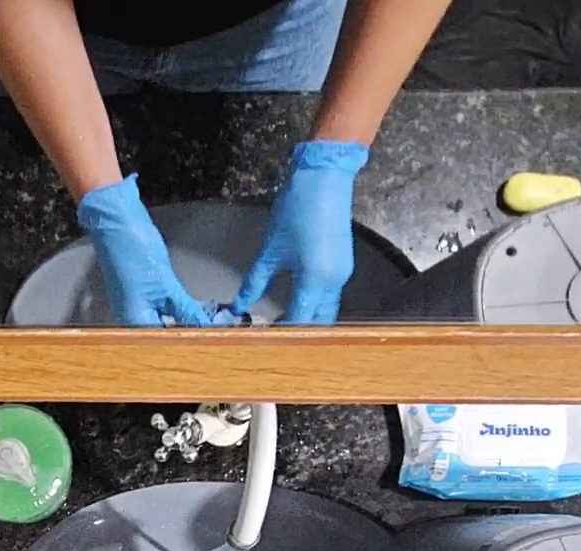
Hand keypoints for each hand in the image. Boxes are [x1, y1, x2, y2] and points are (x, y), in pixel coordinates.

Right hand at [77, 176, 214, 326]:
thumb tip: (203, 326)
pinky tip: (195, 308)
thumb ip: (185, 309)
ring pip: (165, 322)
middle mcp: (132, 319)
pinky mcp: (142, 295)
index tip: (214, 337)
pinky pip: (163, 309)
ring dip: (186, 319)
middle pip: (165, 334)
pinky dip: (178, 309)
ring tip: (210, 317)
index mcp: (134, 322)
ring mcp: (136, 307)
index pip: (167, 342)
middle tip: (217, 327)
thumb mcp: (166, 285)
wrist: (118, 224)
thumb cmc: (133, 252)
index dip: (190, 341)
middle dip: (190, 331)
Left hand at [232, 141, 369, 324]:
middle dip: (297, 333)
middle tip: (273, 338)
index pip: (299, 321)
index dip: (282, 335)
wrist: (325, 176)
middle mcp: (333, 281)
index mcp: (315, 280)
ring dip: (306, 320)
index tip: (264, 343)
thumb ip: (254, 283)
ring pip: (325, 310)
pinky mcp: (342, 265)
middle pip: (317, 322)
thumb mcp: (269, 251)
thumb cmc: (298, 209)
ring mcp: (341, 273)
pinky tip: (294, 304)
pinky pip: (328, 296)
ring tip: (280, 323)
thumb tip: (239, 305)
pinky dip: (312, 305)